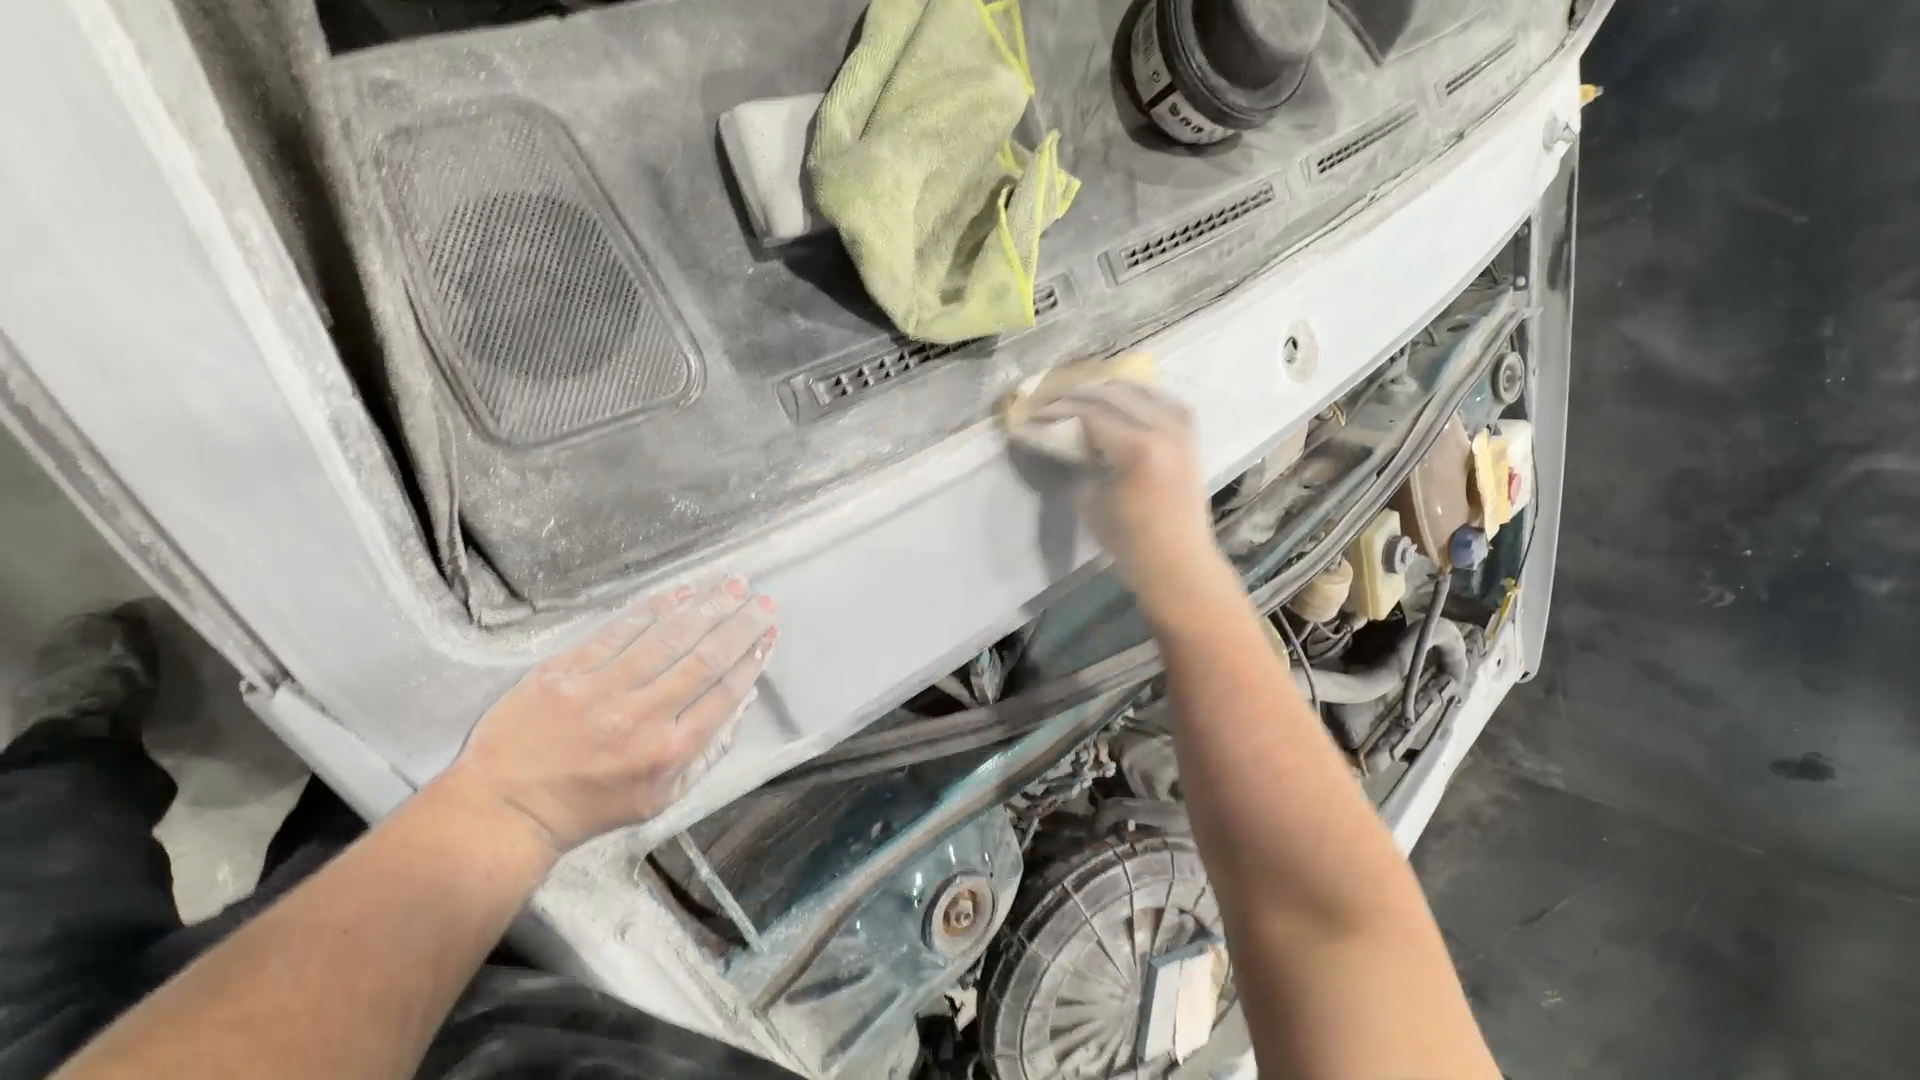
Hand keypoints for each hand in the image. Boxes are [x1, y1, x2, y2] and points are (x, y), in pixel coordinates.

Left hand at [439, 578, 777, 855]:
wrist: (507, 808)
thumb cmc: (591, 807)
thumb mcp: (663, 797)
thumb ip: (709, 752)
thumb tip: (743, 699)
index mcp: (670, 752)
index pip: (725, 692)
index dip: (753, 658)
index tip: (769, 633)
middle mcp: (643, 716)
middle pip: (704, 658)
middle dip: (740, 624)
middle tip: (763, 601)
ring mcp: (602, 689)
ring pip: (667, 636)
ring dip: (705, 606)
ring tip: (732, 584)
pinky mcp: (566, 670)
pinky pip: (618, 630)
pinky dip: (653, 608)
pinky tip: (680, 592)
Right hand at [1035, 381, 1231, 610]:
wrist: (1179, 562)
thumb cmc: (1130, 541)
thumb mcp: (1091, 499)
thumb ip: (1079, 460)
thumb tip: (1065, 435)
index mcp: (1138, 448)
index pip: (1088, 413)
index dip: (1057, 410)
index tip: (1034, 413)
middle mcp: (1163, 428)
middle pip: (1111, 395)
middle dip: (1076, 394)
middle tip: (1049, 400)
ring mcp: (1182, 428)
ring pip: (1138, 390)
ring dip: (1105, 389)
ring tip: (1079, 396)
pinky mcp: (1190, 435)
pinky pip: (1162, 399)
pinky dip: (1137, 395)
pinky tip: (1118, 398)